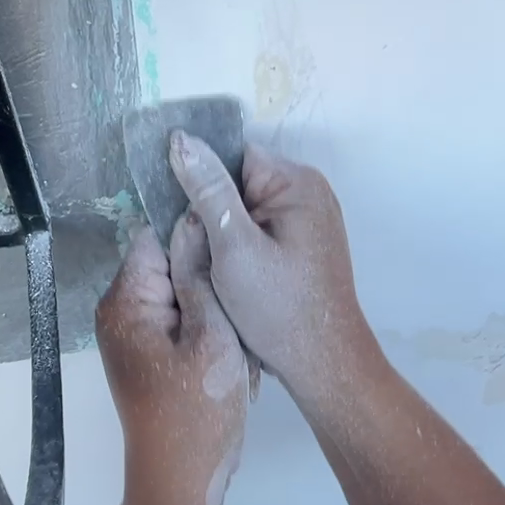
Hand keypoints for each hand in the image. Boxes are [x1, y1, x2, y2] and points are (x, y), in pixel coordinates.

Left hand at [95, 216, 249, 504]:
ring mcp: (135, 333)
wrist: (183, 483)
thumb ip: (199, 273)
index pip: (156, 238)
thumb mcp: (210, 334)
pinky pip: (183, 323)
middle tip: (244, 307)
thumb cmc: (198, 409)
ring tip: (241, 343)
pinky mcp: (151, 352)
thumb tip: (191, 217)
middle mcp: (121, 309)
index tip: (234, 243)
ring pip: (184, 295)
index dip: (195, 233)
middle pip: (171, 265)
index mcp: (126, 299)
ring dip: (215, 313)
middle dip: (210, 282)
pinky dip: (209, 335)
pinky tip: (233, 362)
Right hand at [169, 131, 369, 404]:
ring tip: (213, 267)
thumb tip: (180, 138)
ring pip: (241, 209)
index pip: (232, 157)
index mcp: (297, 182)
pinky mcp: (302, 244)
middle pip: (235, 182)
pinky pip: (255, 230)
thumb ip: (207, 190)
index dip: (203, 183)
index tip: (184, 218)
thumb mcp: (234, 247)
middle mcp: (307, 191)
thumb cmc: (279, 308)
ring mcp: (307, 219)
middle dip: (210, 212)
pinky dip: (237, 247)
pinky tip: (230, 274)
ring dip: (221, 233)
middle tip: (198, 251)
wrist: (323, 367)